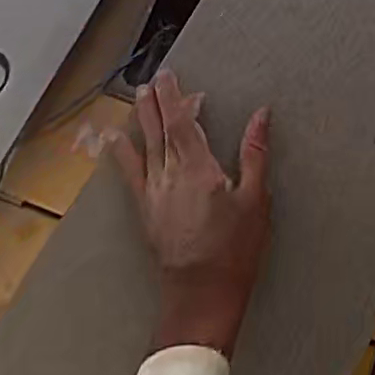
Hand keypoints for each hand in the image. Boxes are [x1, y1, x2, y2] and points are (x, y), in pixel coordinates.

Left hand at [111, 69, 270, 356]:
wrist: (201, 297)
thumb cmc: (234, 251)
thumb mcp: (255, 200)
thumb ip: (255, 153)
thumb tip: (261, 115)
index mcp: (198, 169)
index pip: (182, 122)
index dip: (176, 97)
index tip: (172, 77)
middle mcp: (170, 176)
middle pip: (160, 129)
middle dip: (156, 101)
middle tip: (154, 78)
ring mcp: (154, 193)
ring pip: (144, 146)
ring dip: (141, 118)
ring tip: (138, 96)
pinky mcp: (146, 210)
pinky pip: (130, 174)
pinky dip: (121, 153)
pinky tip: (113, 140)